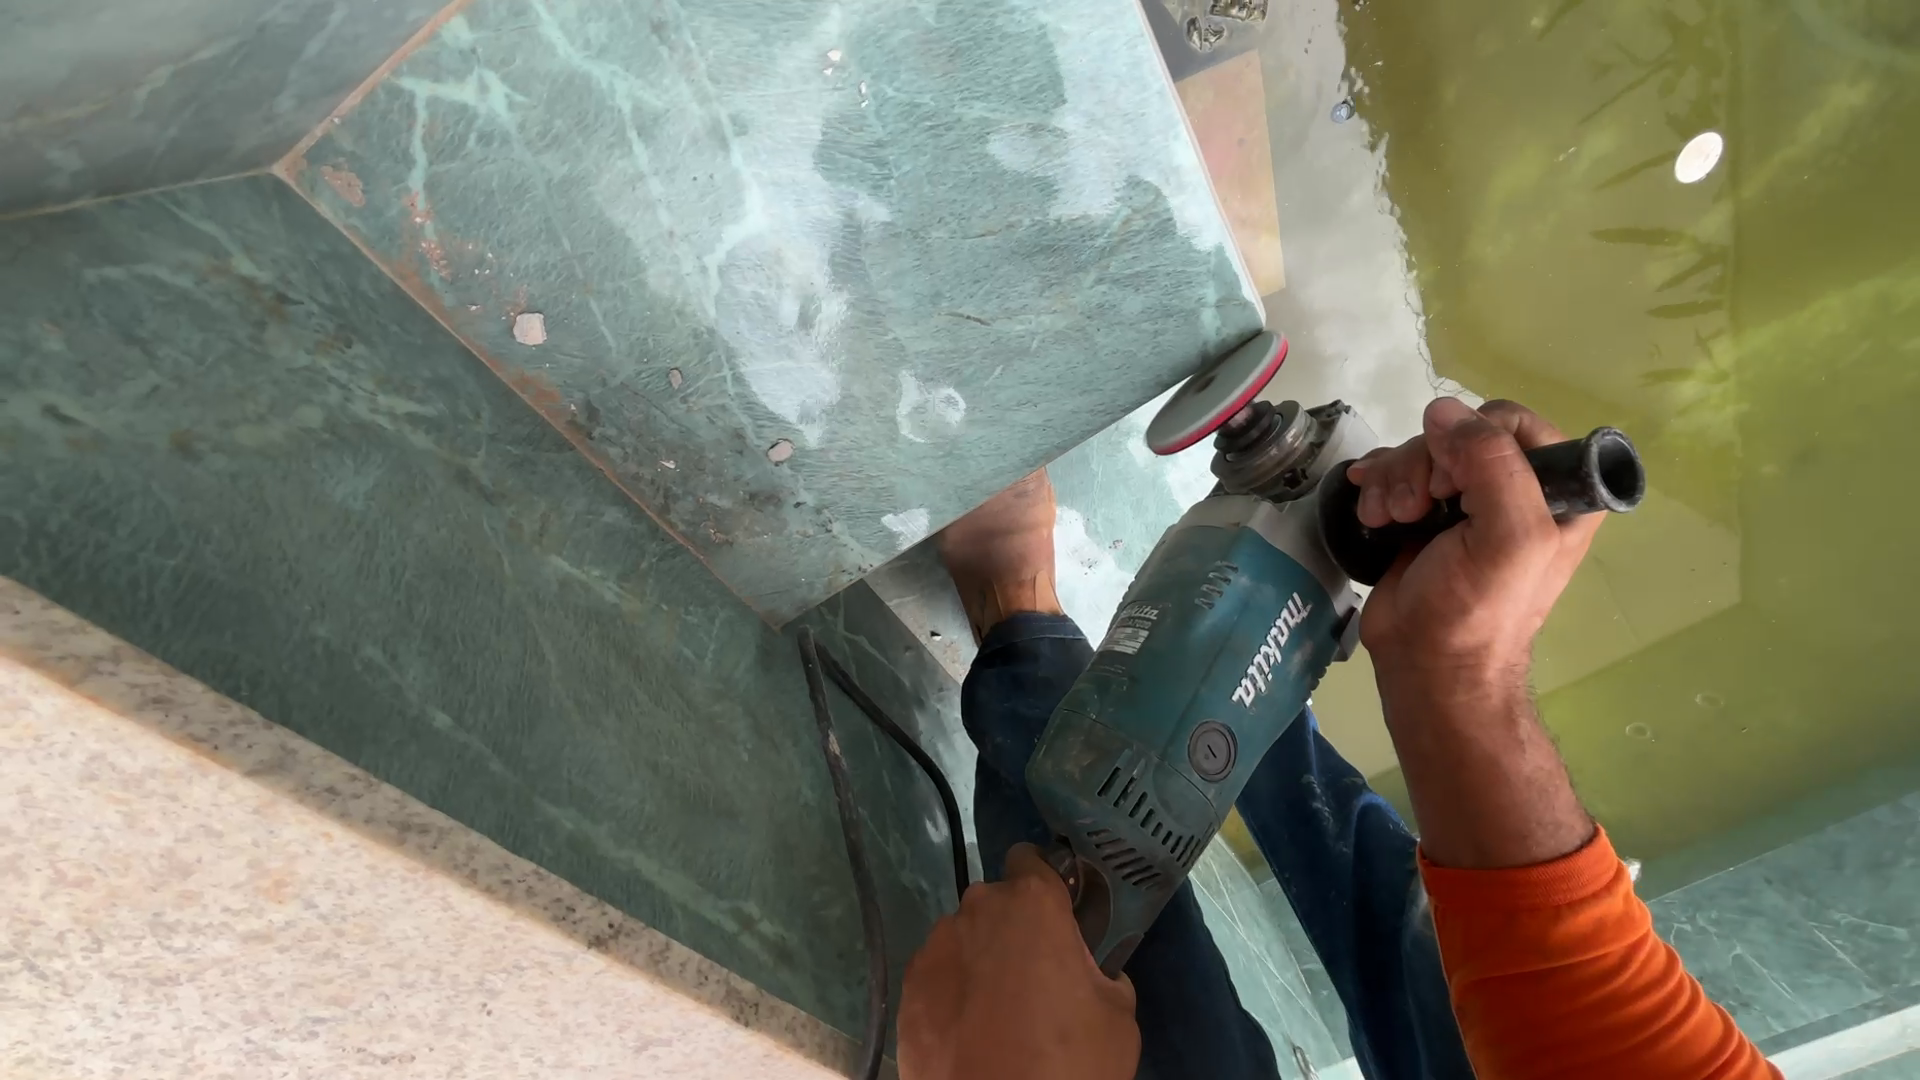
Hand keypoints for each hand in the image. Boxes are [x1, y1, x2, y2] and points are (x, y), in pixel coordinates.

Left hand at [898, 844, 1138, 1079]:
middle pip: (998, 904)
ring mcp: (937, 944)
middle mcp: (978, 907)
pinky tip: (967, 1029)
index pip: (1032, 859)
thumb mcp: (1118, 1015)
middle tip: (1035, 978)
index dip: (1044, 882)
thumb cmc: (1069, 1062)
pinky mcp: (910, 984)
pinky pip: (939, 972)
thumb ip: (1099, 971)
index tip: (1055, 915)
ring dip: (980, 959)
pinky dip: (951, 991)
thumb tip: (1086, 969)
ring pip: (966, 936)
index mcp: (1032, 901)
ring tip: (996, 1012)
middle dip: (1014, 929)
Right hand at [1344, 398, 1600, 868]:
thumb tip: (1440, 410)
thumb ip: (1489, 464)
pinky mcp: (1418, 517)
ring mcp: (1459, 503)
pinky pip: (1391, 477)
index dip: (1469, 443)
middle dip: (1421, 467)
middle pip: (1452, 437)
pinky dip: (1375, 489)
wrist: (1427, 662)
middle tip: (1414, 510)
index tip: (1451, 488)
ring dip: (1393, 481)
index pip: (1510, 424)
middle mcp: (1510, 489)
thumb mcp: (1508, 534)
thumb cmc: (1478, 607)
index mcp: (1556, 489)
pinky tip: (1371, 513)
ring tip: (1388, 519)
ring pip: (1417, 454)